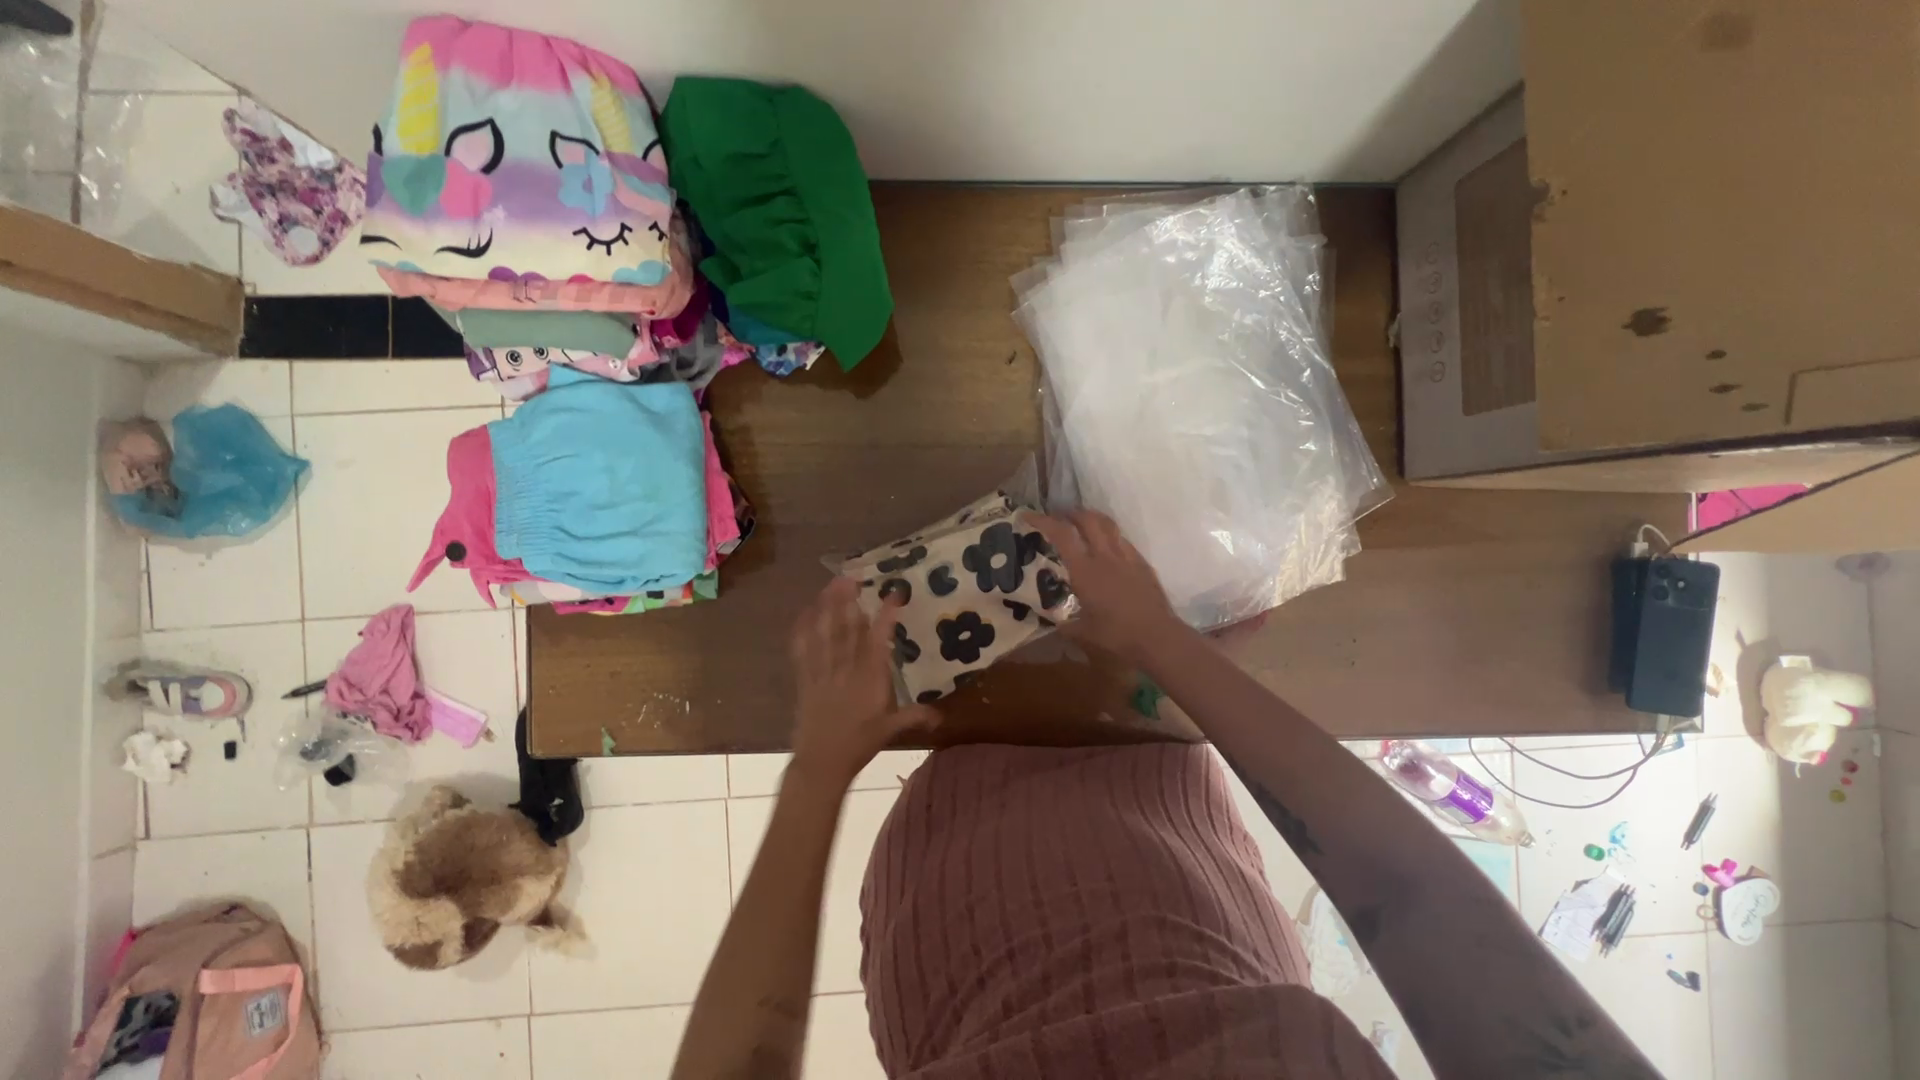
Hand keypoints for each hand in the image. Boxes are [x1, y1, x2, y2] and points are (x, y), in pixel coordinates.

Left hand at [787, 577, 936, 791]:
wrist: (821, 763)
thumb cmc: (859, 745)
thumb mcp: (891, 729)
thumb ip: (915, 717)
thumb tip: (942, 715)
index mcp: (870, 680)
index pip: (879, 641)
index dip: (886, 616)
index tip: (893, 595)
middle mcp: (846, 670)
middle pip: (847, 629)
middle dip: (849, 601)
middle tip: (852, 576)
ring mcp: (822, 673)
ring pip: (824, 634)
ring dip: (827, 607)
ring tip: (831, 584)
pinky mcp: (805, 680)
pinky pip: (803, 650)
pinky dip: (803, 629)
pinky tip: (805, 612)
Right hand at [1029, 510, 1185, 666]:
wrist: (1157, 637)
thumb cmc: (1116, 636)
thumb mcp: (1083, 634)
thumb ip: (1066, 625)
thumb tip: (1058, 623)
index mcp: (1085, 570)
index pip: (1062, 534)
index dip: (1043, 520)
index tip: (1028, 515)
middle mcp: (1105, 556)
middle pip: (1088, 519)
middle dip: (1070, 513)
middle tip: (1059, 518)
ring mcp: (1127, 557)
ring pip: (1108, 525)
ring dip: (1092, 519)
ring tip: (1083, 526)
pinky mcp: (1142, 564)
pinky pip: (1122, 540)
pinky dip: (1110, 536)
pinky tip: (1107, 550)